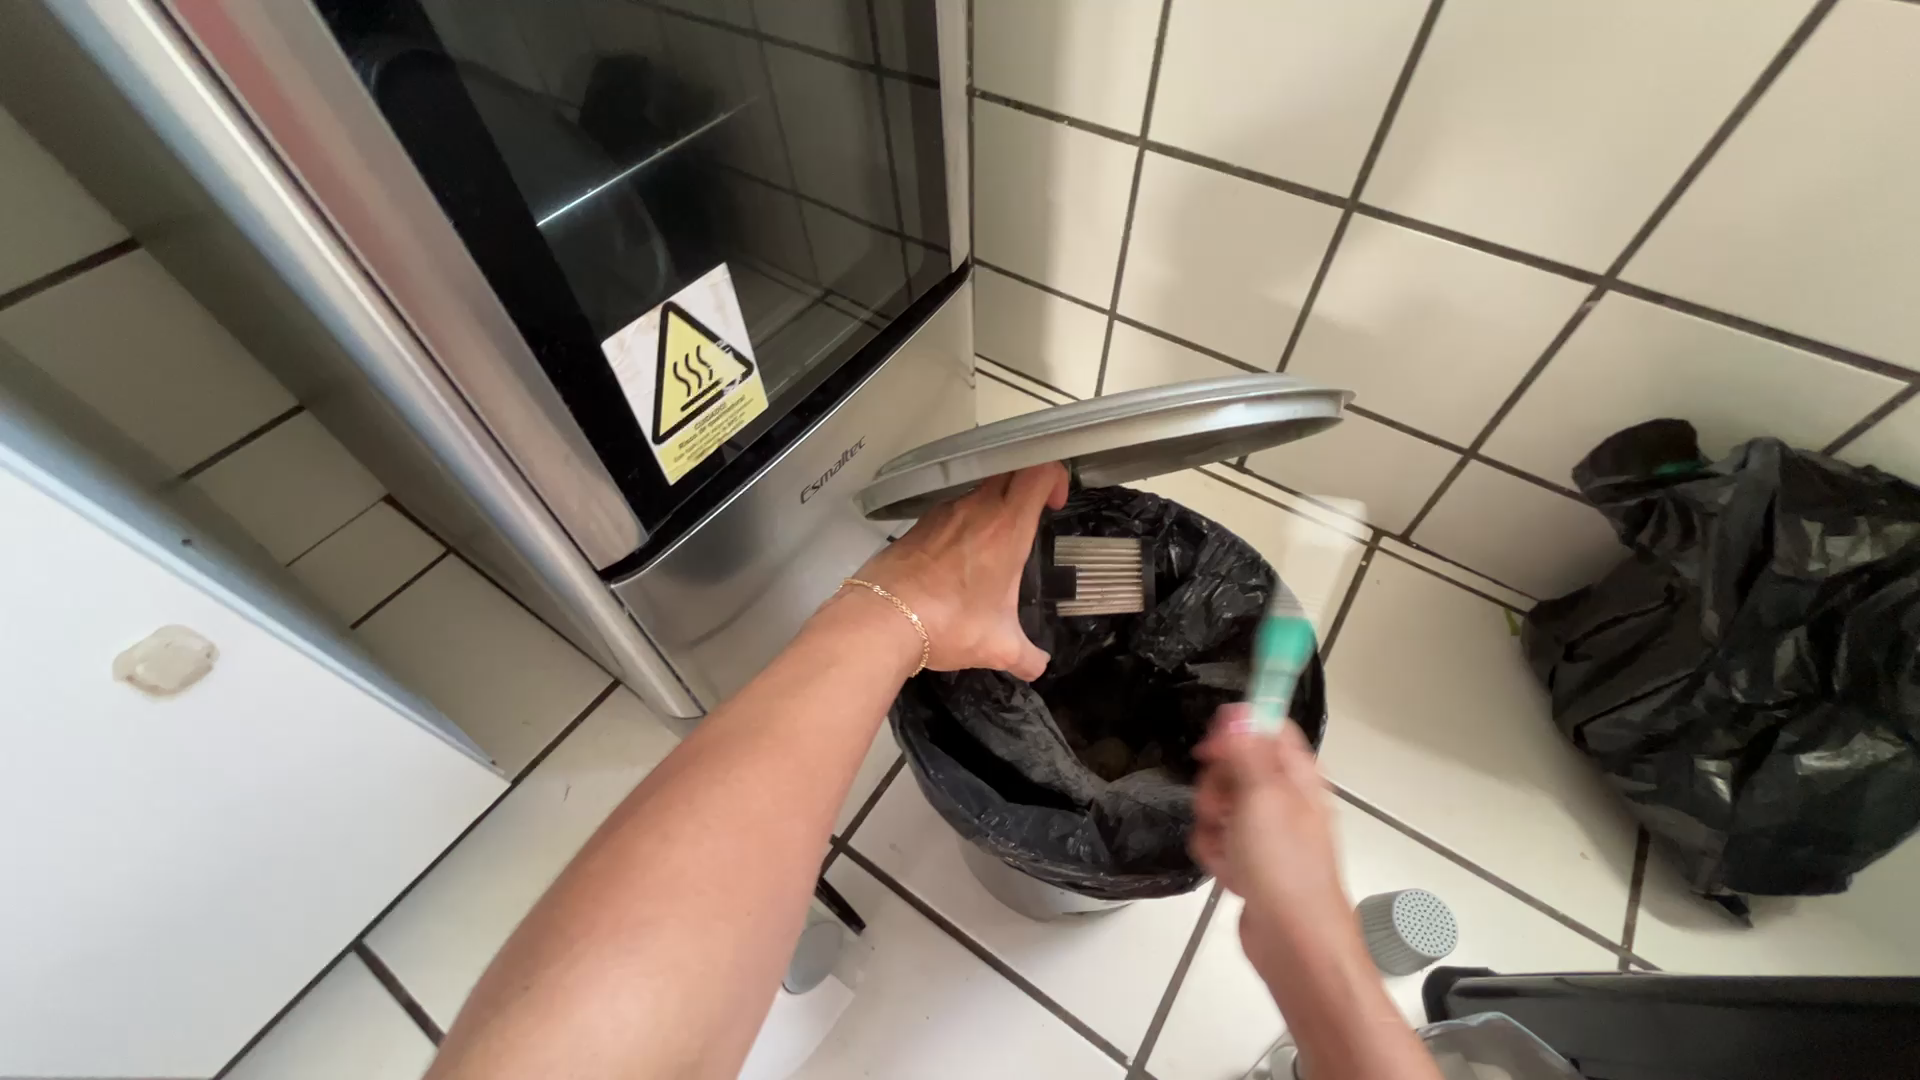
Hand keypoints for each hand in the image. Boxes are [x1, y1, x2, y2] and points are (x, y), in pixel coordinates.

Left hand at [848, 463, 1068, 680]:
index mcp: (1006, 527)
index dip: (1056, 477)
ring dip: (993, 504)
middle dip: (1027, 485)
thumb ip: (1026, 656)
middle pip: (1010, 470)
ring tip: (994, 544)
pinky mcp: (918, 525)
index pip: (1039, 472)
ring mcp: (944, 513)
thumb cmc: (946, 622)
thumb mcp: (997, 646)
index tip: (1055, 503)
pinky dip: (962, 523)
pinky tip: (958, 560)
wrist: (881, 618)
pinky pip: (949, 511)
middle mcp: (976, 509)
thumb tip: (1037, 666)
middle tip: (1031, 515)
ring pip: (978, 488)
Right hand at [1191, 705, 1356, 976]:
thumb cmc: (1285, 868)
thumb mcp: (1262, 798)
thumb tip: (1238, 710)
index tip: (1212, 749)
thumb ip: (1246, 751)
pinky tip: (1229, 873)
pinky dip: (1215, 853)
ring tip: (1228, 850)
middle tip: (1221, 809)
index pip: (1267, 728)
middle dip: (1216, 787)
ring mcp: (1266, 831)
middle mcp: (1283, 798)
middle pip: (1234, 765)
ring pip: (1218, 805)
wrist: (1296, 945)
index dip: (1236, 730)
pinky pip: (1216, 839)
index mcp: (1296, 776)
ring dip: (1211, 826)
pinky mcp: (1250, 860)